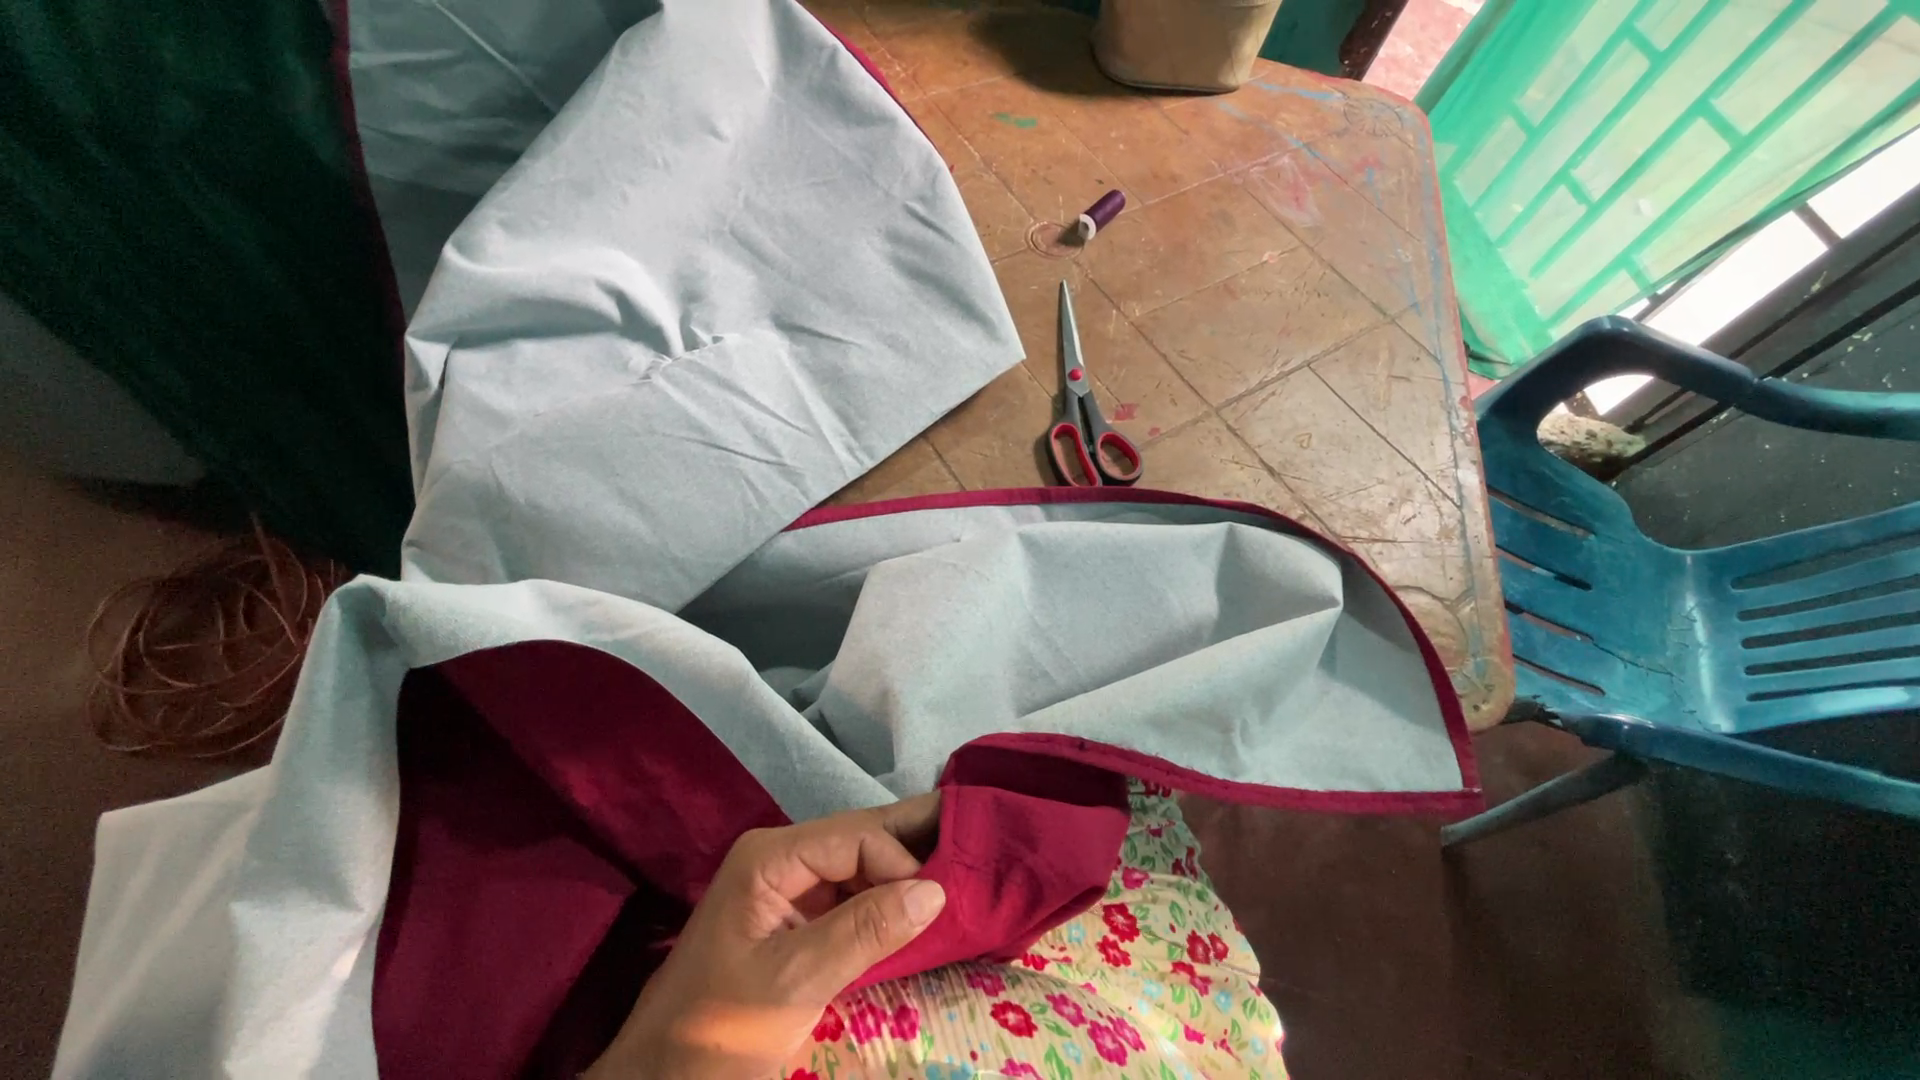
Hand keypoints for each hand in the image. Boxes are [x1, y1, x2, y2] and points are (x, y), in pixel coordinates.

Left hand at [583, 794, 946, 1079]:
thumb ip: (863, 932)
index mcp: (771, 856)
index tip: (937, 907)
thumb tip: (936, 891)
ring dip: (907, 874)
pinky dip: (889, 902)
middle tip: (980, 838)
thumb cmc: (718, 1031)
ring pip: (863, 865)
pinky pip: (853, 895)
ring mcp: (790, 887)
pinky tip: (925, 906)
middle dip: (916, 844)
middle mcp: (782, 856)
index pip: (856, 836)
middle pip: (862, 838)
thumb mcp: (793, 983)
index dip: (902, 863)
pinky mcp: (798, 919)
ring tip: (965, 870)